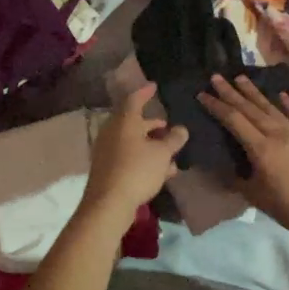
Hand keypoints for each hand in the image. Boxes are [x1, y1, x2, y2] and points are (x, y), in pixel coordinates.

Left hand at [79, 84, 188, 225]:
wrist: (109, 203)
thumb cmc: (137, 171)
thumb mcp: (162, 154)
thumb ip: (173, 139)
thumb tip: (181, 129)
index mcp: (124, 122)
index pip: (134, 99)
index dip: (145, 92)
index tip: (154, 87)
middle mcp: (112, 132)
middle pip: (133, 122)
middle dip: (152, 124)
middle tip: (167, 126)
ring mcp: (107, 151)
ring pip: (132, 142)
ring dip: (151, 145)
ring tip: (170, 152)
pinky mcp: (107, 168)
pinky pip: (128, 157)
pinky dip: (143, 158)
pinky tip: (161, 171)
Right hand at [198, 74, 288, 239]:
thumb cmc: (288, 207)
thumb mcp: (255, 196)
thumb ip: (236, 179)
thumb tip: (221, 169)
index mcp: (260, 148)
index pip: (233, 120)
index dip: (216, 106)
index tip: (202, 94)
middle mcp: (278, 133)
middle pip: (250, 108)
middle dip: (231, 92)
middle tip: (216, 77)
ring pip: (272, 107)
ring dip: (255, 92)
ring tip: (241, 78)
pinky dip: (288, 103)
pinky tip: (281, 94)